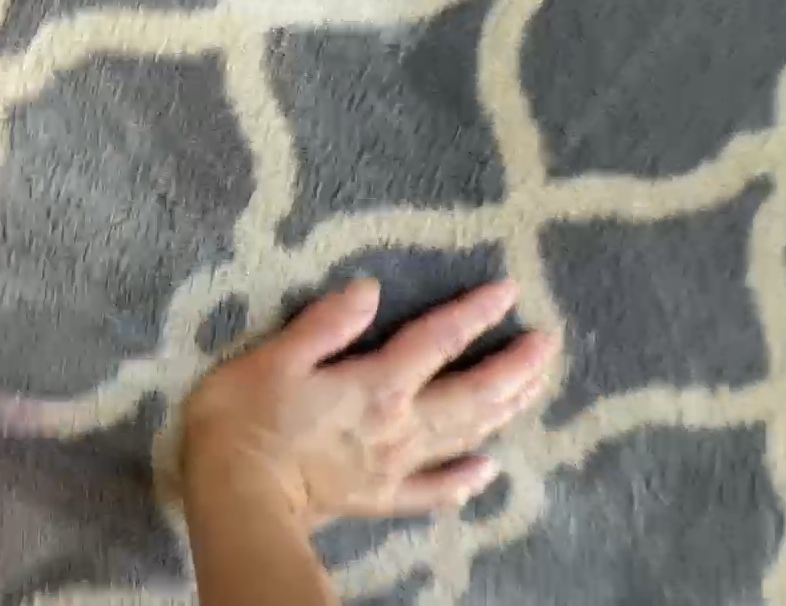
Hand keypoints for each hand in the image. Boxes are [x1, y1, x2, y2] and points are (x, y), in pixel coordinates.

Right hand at [180, 278, 555, 528]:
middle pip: (470, 394)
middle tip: (547, 344)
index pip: (435, 342)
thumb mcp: (275, 356)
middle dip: (513, 368)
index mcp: (375, 385)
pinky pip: (435, 489)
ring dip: (504, 411)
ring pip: (464, 435)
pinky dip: (466, 478)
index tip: (507, 291)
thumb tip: (370, 289)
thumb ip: (325, 325)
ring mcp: (396, 465)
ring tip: (534, 389)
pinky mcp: (381, 496)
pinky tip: (487, 469)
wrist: (238, 490)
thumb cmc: (244, 413)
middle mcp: (400, 424)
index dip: (472, 314)